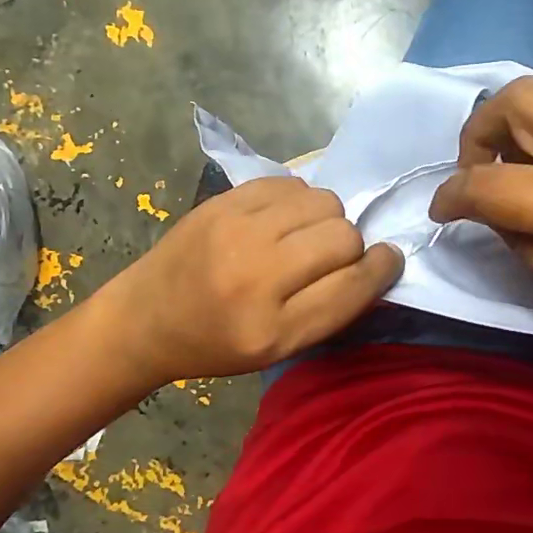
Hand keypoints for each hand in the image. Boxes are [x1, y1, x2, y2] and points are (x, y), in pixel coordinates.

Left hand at [97, 177, 403, 385]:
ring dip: (325, 217)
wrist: (146, 316)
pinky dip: (297, 198)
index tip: (386, 260)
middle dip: (350, 245)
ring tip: (303, 234)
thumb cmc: (213, 343)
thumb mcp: (275, 349)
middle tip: (330, 256)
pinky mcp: (222, 202)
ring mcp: (236, 231)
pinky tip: (280, 217)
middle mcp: (256, 276)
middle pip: (343, 236)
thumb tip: (373, 261)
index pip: (353, 286)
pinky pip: (289, 182)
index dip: (382, 269)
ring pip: (322, 201)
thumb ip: (328, 310)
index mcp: (272, 330)